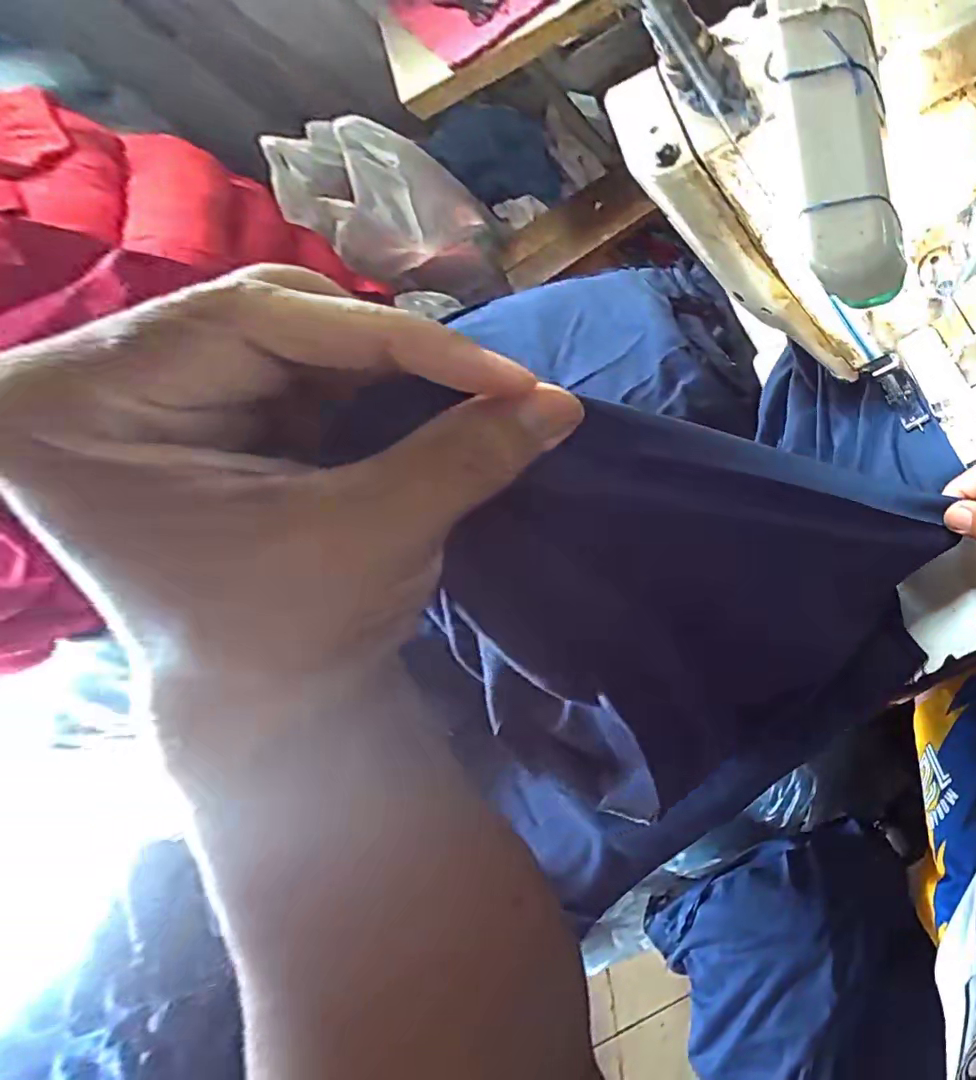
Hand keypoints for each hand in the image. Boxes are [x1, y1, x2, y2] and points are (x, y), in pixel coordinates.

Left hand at [0, 266, 581, 719]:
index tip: (515, 378)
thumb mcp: (382, 535)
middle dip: (400, 347)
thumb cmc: (297, 628)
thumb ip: (469, 457)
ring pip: (310, 336)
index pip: (253, 320)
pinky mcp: (229, 417)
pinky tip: (448, 404)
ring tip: (484, 394)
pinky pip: (326, 372)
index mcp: (78, 404)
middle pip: (274, 312)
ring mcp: (168, 396)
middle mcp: (105, 380)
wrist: (280, 693)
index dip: (402, 341)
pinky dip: (401, 385)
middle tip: (498, 385)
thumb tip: (563, 402)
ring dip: (408, 364)